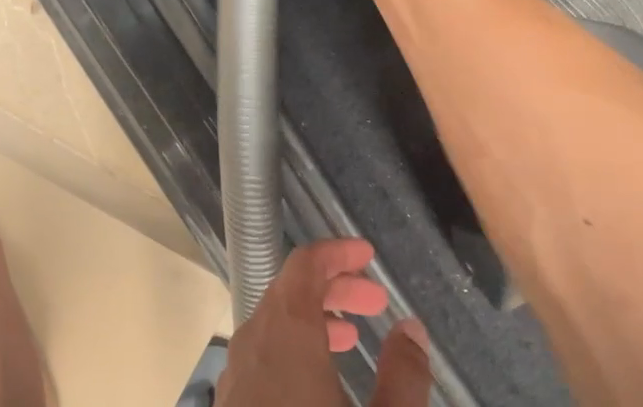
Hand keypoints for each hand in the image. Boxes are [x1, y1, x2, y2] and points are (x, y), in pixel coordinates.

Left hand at [215, 238, 431, 406]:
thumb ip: (403, 375)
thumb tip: (411, 329)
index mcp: (287, 334)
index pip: (304, 267)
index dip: (336, 252)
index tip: (368, 253)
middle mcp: (254, 342)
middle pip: (289, 291)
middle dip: (333, 287)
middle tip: (376, 300)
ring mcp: (236, 376)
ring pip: (273, 323)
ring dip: (312, 319)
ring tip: (351, 338)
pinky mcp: (231, 405)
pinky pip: (261, 354)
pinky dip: (291, 347)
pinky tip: (317, 382)